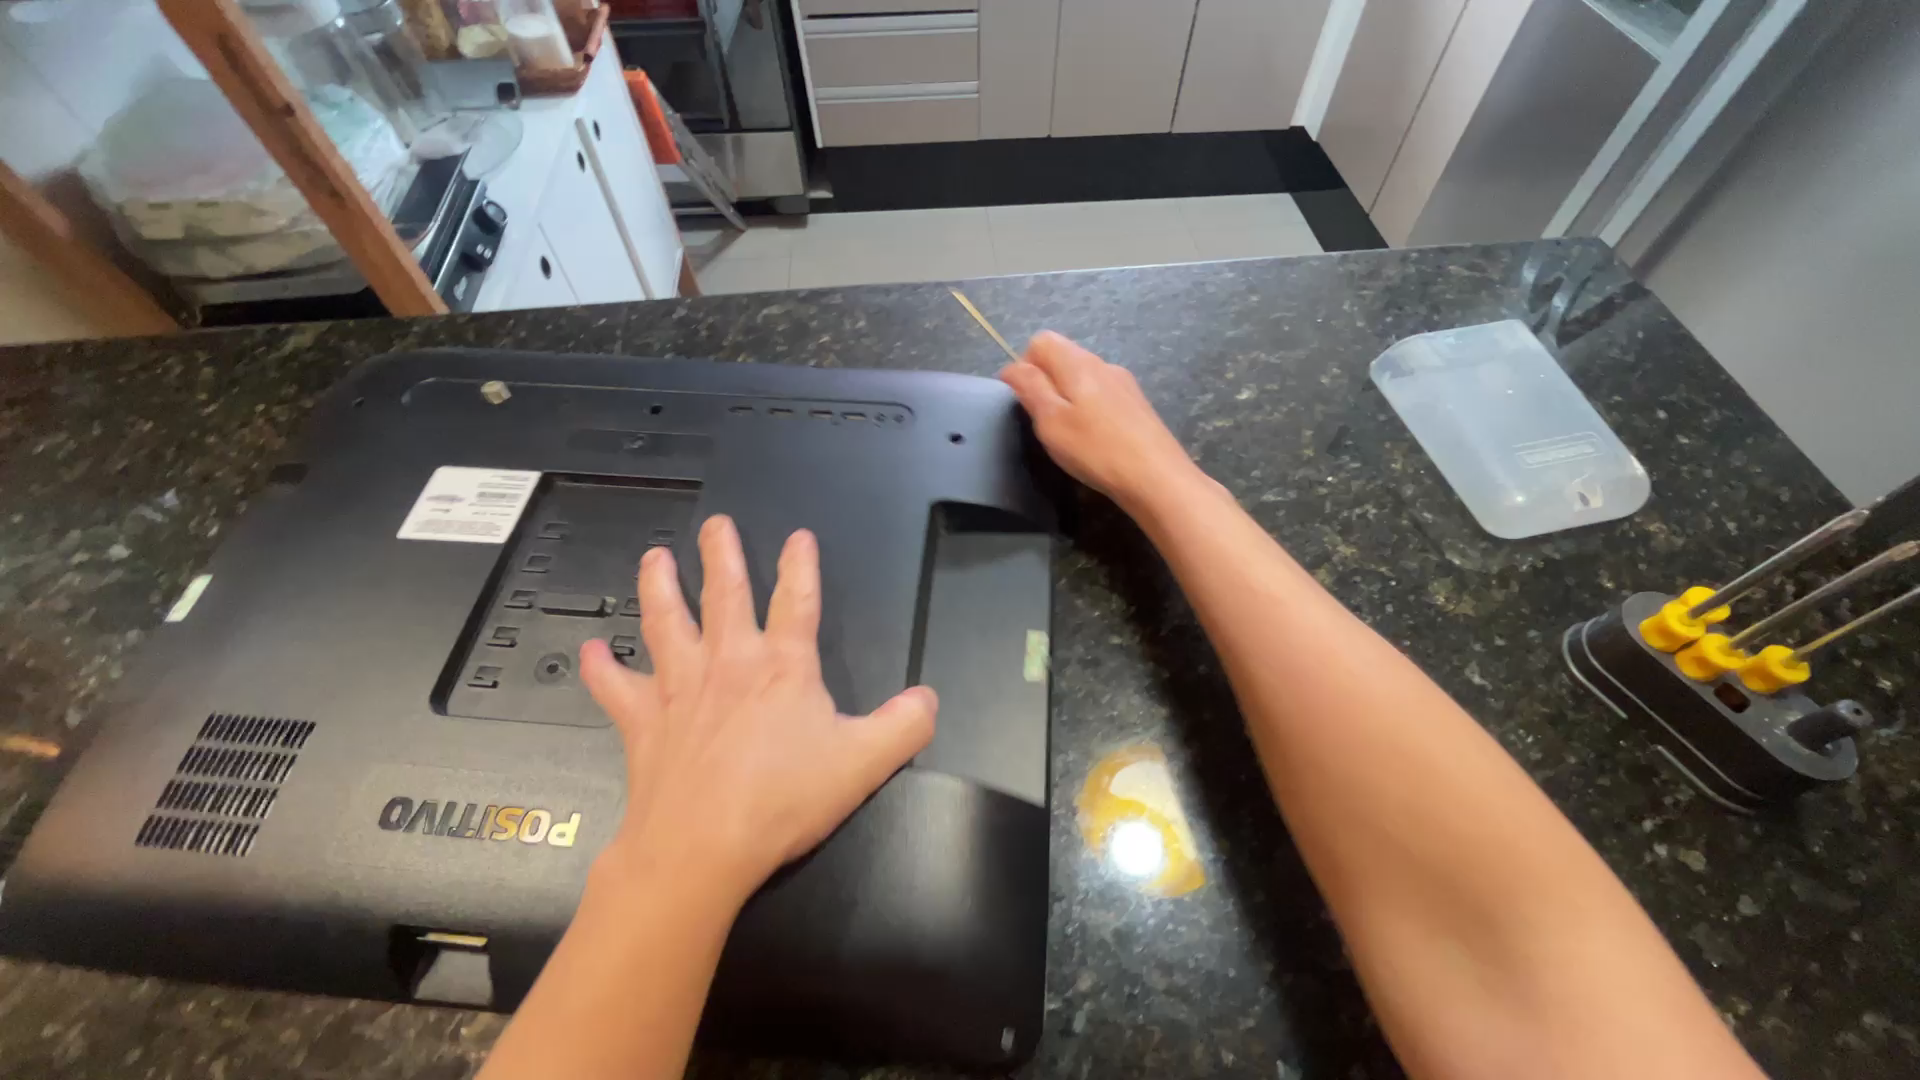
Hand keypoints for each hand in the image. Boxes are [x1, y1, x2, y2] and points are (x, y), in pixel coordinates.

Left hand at [579, 515, 937, 905]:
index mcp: (782, 666)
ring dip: (659, 586)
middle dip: (721, 554)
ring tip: (654, 558)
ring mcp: (679, 688)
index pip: (797, 600)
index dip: (801, 565)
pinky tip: (591, 651)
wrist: (701, 847)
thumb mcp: (864, 764)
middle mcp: (728, 662)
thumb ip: (905, 726)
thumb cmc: (783, 800)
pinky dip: (601, 668)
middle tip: (715, 525)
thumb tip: (929, 699)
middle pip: (724, 593)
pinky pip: (616, 687)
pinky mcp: (642, 721)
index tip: (799, 537)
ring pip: (665, 622)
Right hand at [999, 331, 1202, 511]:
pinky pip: (1101, 394)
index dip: (1024, 366)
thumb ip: (1029, 387)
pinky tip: (1095, 438)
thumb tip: (1013, 367)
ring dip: (1068, 397)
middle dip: (1046, 383)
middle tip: (1045, 422)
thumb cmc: (1095, 449)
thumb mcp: (1050, 420)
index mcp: (1078, 362)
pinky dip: (1089, 409)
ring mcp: (1123, 383)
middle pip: (1063, 356)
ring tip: (1069, 434)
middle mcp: (1102, 363)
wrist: (1157, 477)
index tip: (1024, 401)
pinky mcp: (1136, 404)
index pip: (1041, 341)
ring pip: (1083, 377)